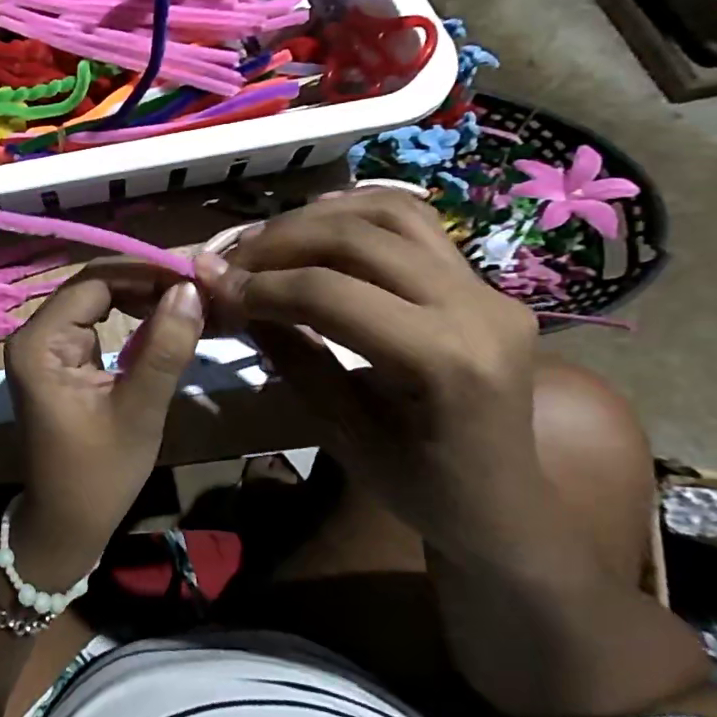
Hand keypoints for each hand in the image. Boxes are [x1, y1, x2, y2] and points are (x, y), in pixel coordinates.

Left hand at [4, 265, 204, 583]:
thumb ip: (164, 349)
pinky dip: (131, 319)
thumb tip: (191, 289)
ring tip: (190, 300)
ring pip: (98, 301)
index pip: (95, 281)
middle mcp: (33, 335)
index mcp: (39, 343)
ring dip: (142, 298)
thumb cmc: (99, 474)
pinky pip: (96, 323)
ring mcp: (44, 346)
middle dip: (147, 283)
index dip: (146, 272)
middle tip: (199, 288)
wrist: (66, 523)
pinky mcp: (58, 360)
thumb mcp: (139, 411)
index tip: (195, 275)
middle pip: (94, 286)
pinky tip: (165, 320)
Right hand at [194, 190, 539, 535]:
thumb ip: (292, 356)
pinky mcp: (483, 282)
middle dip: (283, 241)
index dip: (263, 284)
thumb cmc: (420, 489)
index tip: (214, 284)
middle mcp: (477, 309)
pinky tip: (320, 223)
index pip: (333, 294)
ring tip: (270, 237)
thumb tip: (233, 297)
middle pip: (360, 239)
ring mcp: (488, 288)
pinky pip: (418, 223)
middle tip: (233, 257)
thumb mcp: (342, 434)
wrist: (501, 504)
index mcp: (445, 362)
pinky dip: (361, 211)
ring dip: (320, 216)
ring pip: (392, 213)